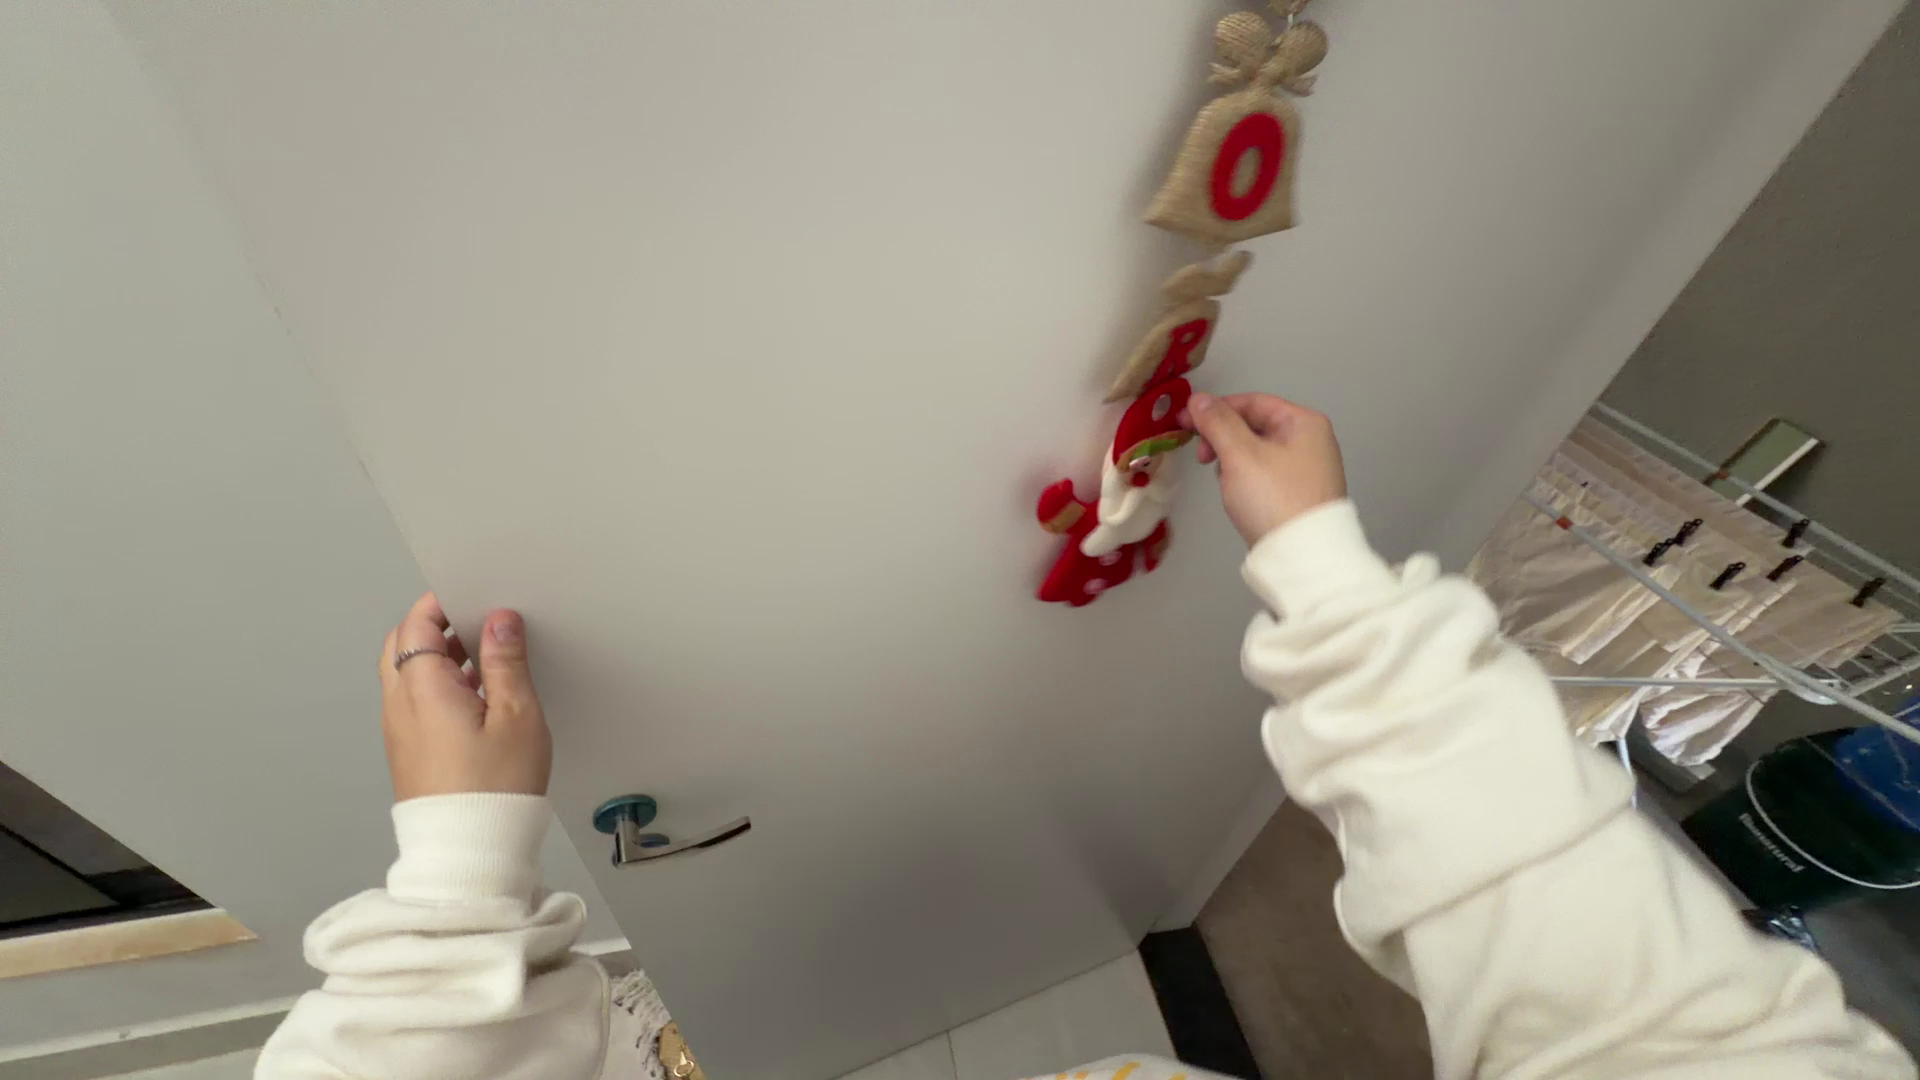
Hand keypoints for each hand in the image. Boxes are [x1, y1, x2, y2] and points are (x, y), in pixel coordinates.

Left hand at [378, 593, 551, 800]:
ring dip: (439, 653)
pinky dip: (441, 680)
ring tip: (488, 653)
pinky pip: (417, 698)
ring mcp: (401, 728)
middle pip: (402, 646)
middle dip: (434, 625)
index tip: (472, 593)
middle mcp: (400, 705)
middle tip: (478, 620)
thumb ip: (506, 661)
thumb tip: (501, 619)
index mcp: (422, 690)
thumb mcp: (516, 712)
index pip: (414, 627)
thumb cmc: (497, 781)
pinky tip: (481, 691)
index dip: (439, 603)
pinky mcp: (411, 746)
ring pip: (408, 672)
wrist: (472, 844)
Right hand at [1180, 391, 1346, 546]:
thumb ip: (1216, 422)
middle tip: (1203, 459)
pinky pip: (1262, 473)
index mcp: (1302, 422)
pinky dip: (1244, 478)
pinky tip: (1238, 495)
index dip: (1214, 409)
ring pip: (1255, 450)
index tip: (1183, 424)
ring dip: (1231, 460)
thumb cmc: (1272, 497)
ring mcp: (1306, 469)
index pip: (1251, 401)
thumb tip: (1197, 398)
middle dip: (1222, 439)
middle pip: (1253, 425)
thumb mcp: (1239, 454)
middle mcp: (1310, 440)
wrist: (1302, 555)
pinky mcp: (1298, 494)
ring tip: (1224, 481)